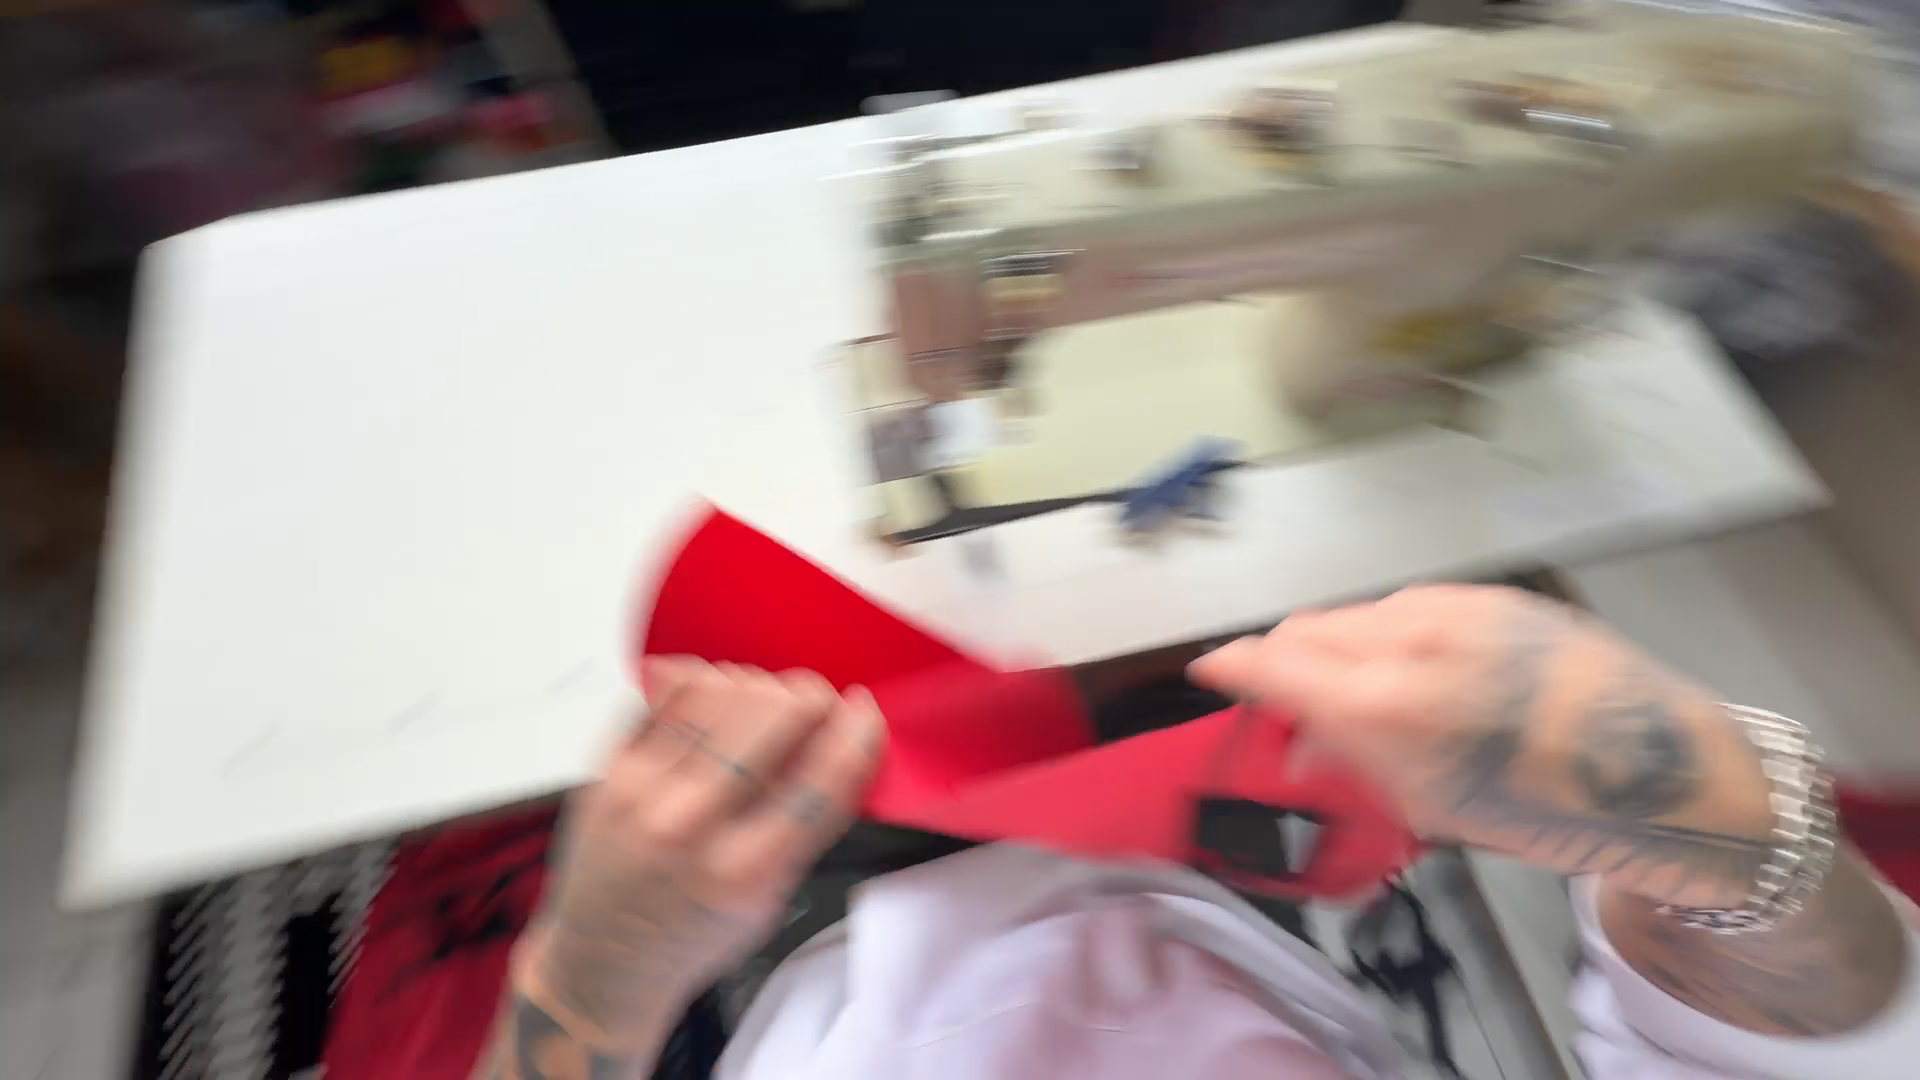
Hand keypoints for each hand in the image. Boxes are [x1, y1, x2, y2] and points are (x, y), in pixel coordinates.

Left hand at [523, 659, 883, 1048]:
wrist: (602, 965)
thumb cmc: (695, 933)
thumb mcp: (775, 896)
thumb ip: (813, 822)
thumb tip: (852, 741)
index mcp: (747, 872)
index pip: (824, 777)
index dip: (857, 732)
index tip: (863, 712)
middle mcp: (692, 828)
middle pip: (776, 717)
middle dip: (811, 697)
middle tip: (816, 703)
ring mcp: (643, 791)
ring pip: (724, 691)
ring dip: (763, 686)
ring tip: (768, 702)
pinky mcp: (608, 769)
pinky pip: (671, 691)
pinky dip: (708, 681)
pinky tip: (723, 696)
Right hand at [1189, 585, 1776, 908]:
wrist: (1674, 777)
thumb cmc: (1545, 811)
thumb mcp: (1425, 804)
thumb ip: (1343, 757)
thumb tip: (1294, 738)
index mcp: (1387, 703)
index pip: (1272, 661)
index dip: (1230, 663)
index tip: (1209, 669)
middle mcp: (1409, 637)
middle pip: (1302, 627)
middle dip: (1280, 657)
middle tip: (1286, 694)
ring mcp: (1450, 606)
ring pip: (1349, 614)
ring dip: (1333, 647)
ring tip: (1362, 687)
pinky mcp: (1486, 594)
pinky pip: (1401, 606)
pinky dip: (1382, 634)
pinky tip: (1416, 666)